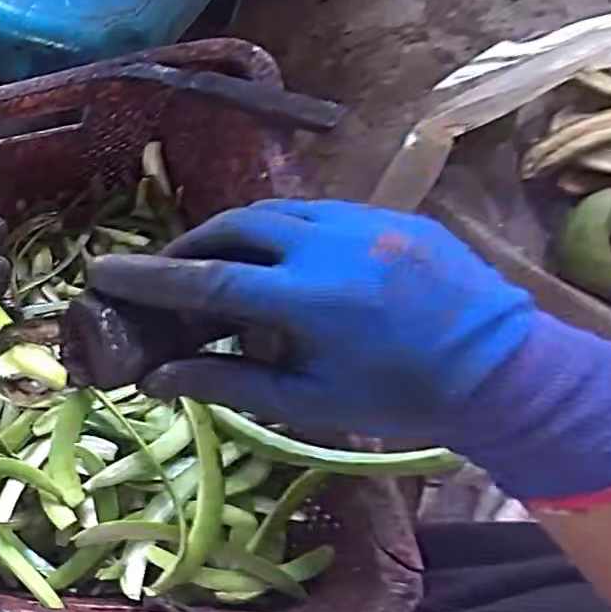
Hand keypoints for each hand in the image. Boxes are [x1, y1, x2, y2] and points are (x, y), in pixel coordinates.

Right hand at [86, 199, 610, 505]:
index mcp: (314, 301)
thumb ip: (222, 383)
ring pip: (268, 211)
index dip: (147, 277)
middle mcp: (336, 248)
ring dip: (224, 234)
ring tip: (206, 263)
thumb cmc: (395, 396)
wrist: (508, 369)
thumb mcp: (302, 401)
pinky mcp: (388, 216)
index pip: (207, 281)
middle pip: (232, 228)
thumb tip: (152, 380)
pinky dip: (267, 229)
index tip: (102, 270)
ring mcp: (366, 224)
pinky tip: (264, 257)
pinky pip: (306, 210)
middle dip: (184, 247)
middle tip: (159, 273)